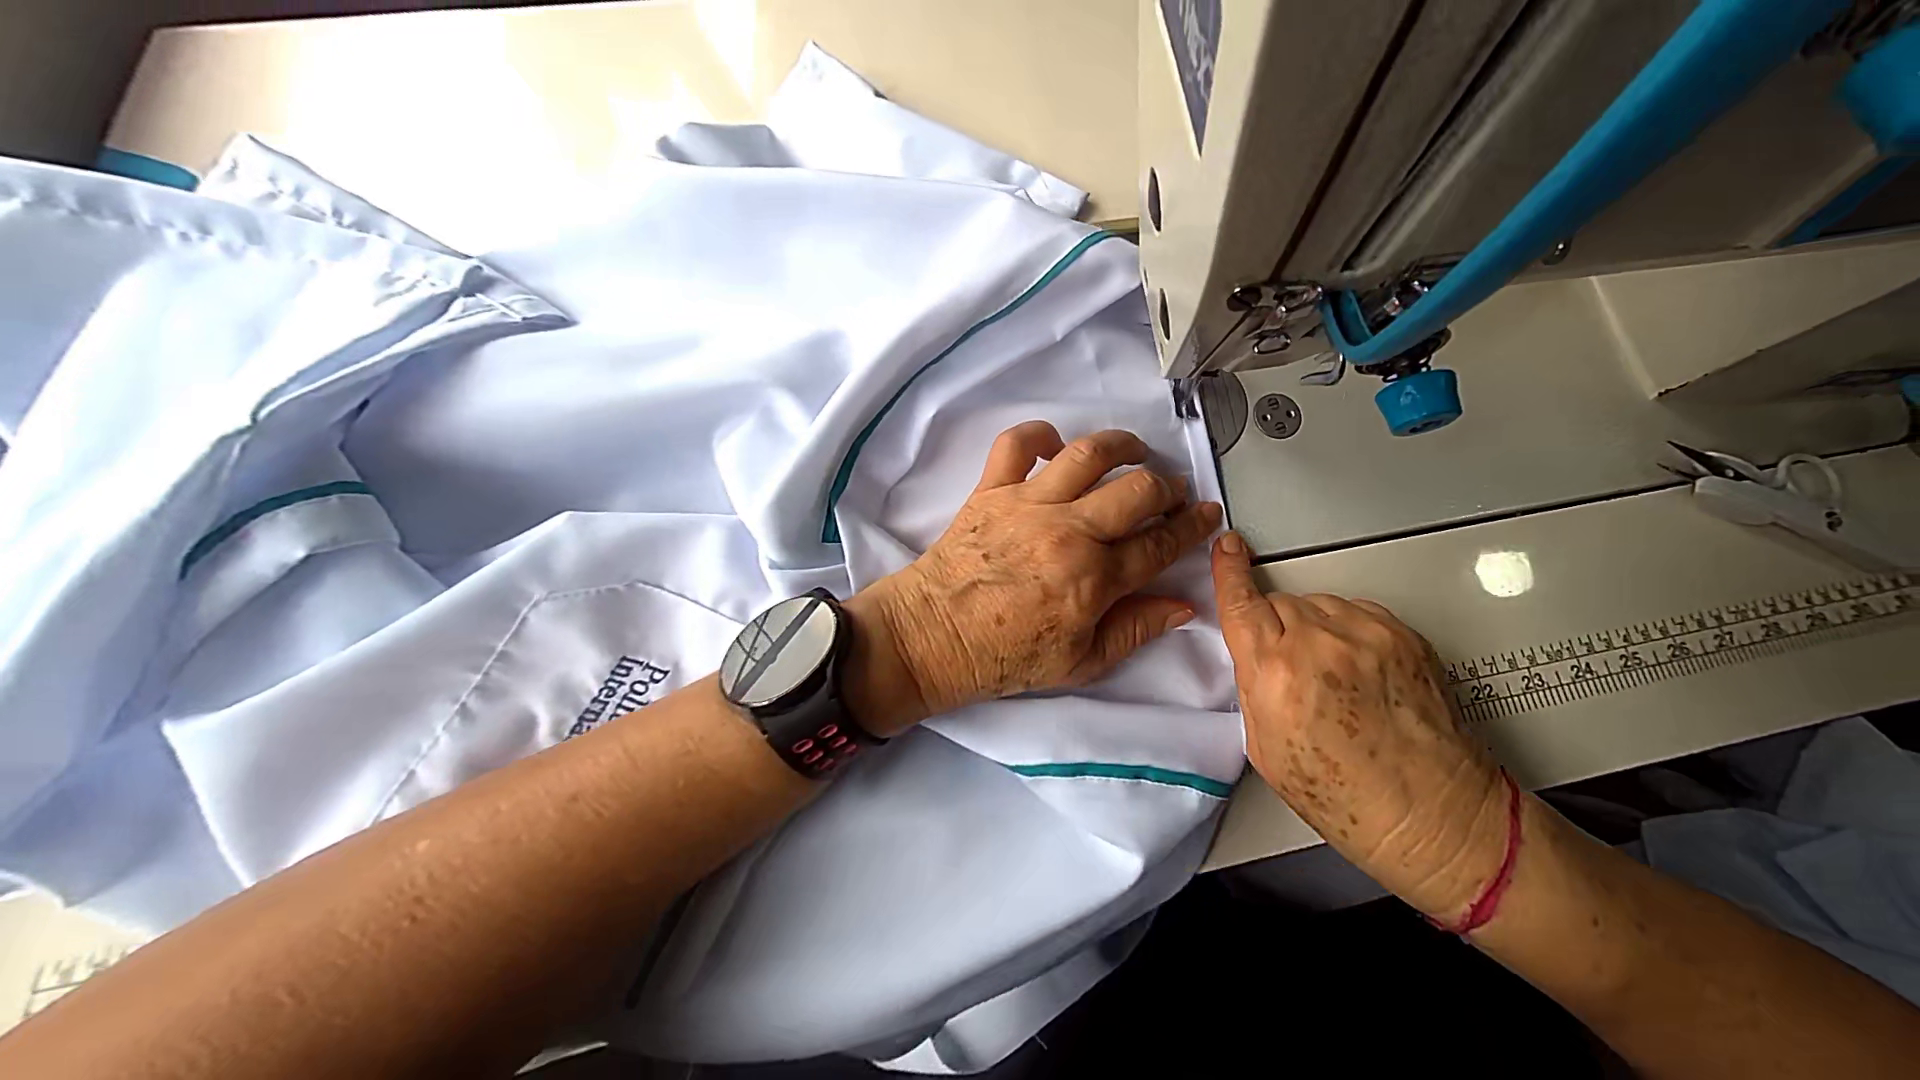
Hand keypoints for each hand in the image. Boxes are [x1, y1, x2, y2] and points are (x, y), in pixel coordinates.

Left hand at [849, 421, 1220, 732]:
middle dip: (1167, 487)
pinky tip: (1056, 445)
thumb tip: (1182, 606)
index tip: (1206, 515)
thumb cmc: (1005, 655)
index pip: (1160, 543)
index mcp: (1095, 579)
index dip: (1192, 527)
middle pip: (1137, 490)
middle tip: (1171, 493)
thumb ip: (1136, 630)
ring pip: (1088, 455)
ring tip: (1134, 451)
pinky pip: (1017, 444)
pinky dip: (1038, 433)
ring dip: (1121, 445)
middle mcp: (1068, 533)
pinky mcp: (992, 491)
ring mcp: (1029, 506)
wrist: (935, 637)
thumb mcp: (1082, 662)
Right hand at [1209, 530, 1510, 919]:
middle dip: (1275, 628)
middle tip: (1290, 670)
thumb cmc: (1348, 797)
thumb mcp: (1265, 747)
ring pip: (1318, 605)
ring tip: (1332, 677)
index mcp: (1275, 675)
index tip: (1229, 548)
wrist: (1433, 813)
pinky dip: (1348, 632)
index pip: (1242, 604)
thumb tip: (1253, 656)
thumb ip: (1252, 686)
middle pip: (1279, 604)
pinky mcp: (1403, 635)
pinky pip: (1355, 613)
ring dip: (1313, 629)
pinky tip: (1357, 672)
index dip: (1230, 571)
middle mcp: (1320, 645)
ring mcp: (1366, 636)